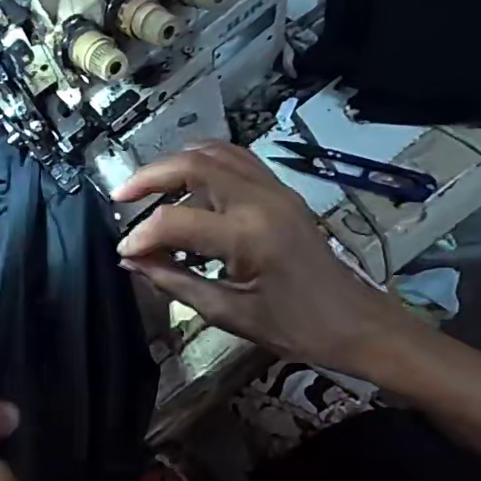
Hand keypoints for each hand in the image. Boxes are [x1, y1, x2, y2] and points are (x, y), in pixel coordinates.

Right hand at [112, 143, 418, 376]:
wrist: (358, 324)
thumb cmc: (296, 327)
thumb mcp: (229, 313)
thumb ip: (174, 281)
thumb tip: (131, 261)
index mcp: (248, 235)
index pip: (175, 220)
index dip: (141, 235)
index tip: (124, 251)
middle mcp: (260, 200)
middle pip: (192, 164)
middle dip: (149, 176)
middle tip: (121, 196)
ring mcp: (273, 189)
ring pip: (213, 152)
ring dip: (175, 164)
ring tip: (149, 187)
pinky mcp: (280, 190)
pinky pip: (235, 159)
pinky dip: (203, 163)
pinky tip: (187, 183)